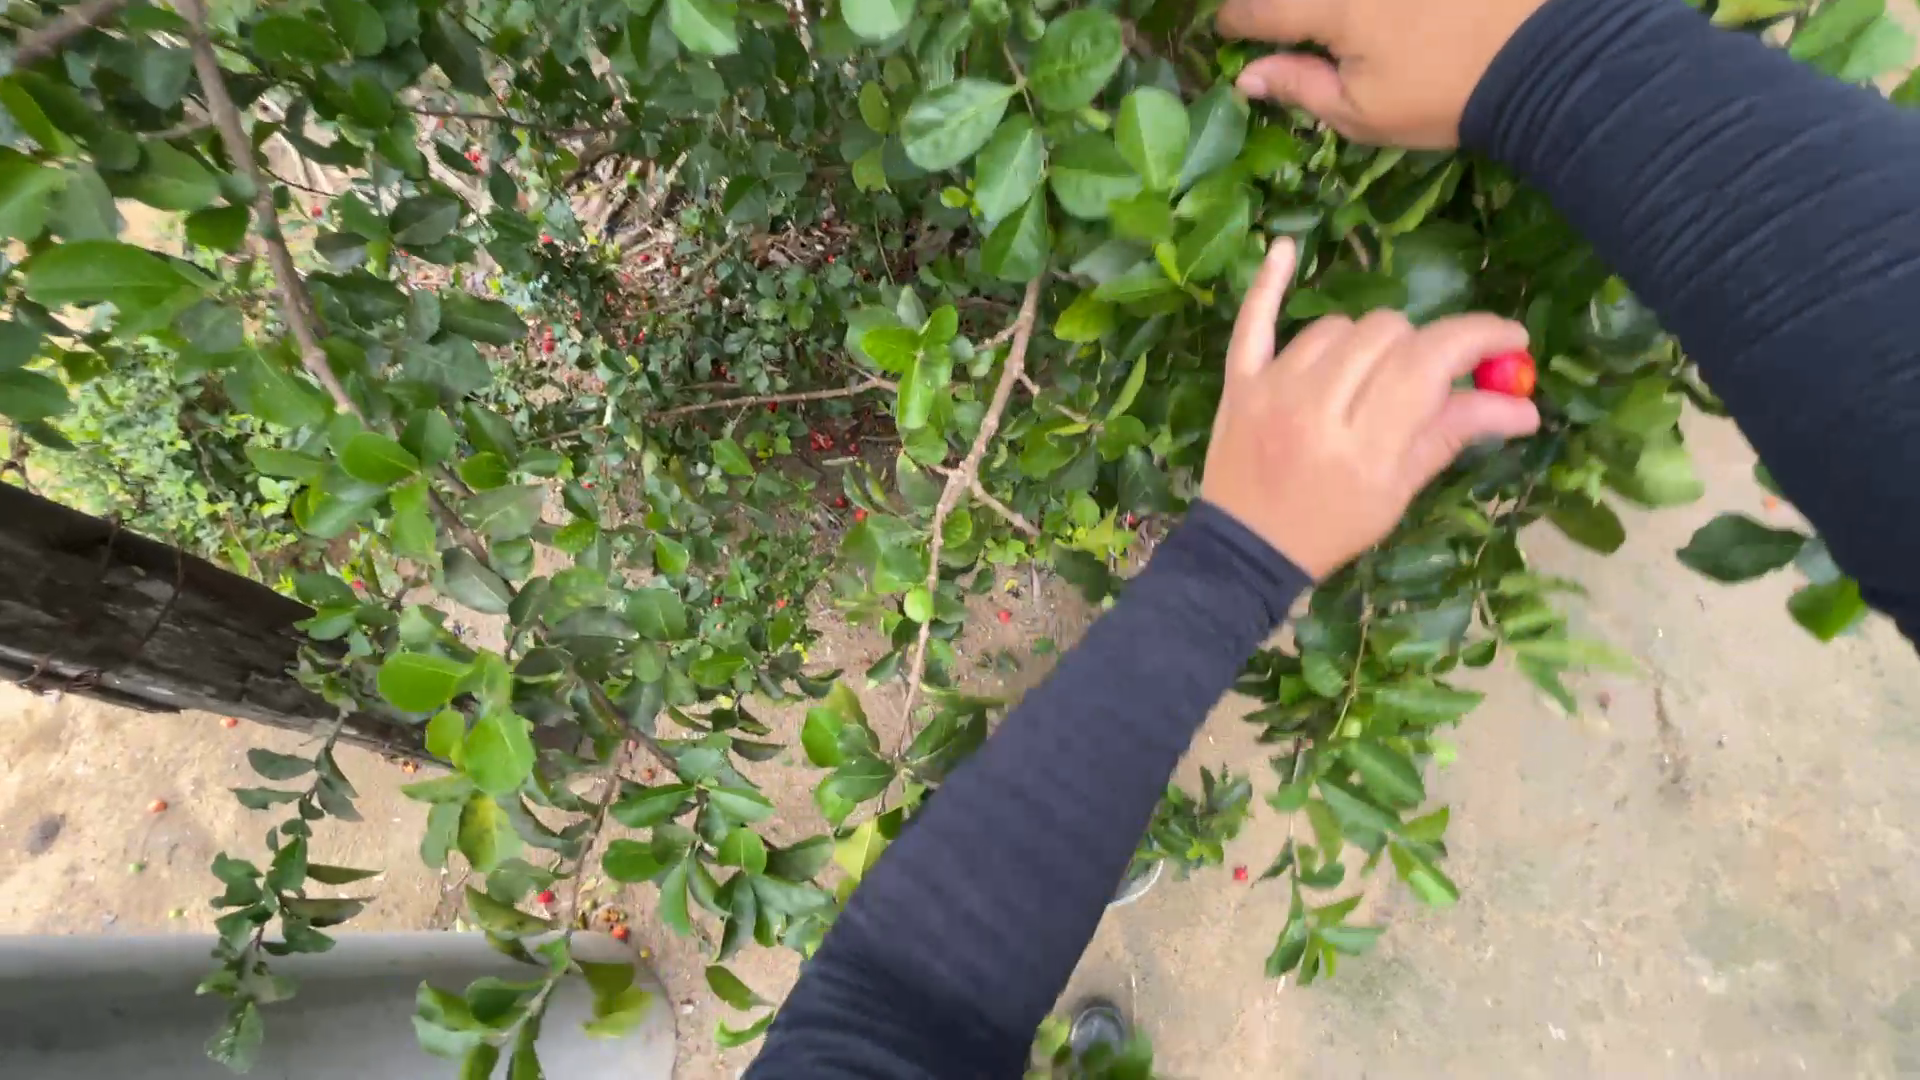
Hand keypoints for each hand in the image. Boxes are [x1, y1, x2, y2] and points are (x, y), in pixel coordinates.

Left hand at [1201, 240, 1540, 578]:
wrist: (1245, 546)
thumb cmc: (1327, 527)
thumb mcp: (1396, 492)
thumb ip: (1450, 435)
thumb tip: (1525, 405)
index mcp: (1363, 441)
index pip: (1431, 359)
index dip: (1478, 337)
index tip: (1507, 342)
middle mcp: (1315, 406)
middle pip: (1386, 332)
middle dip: (1419, 347)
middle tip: (1418, 381)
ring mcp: (1270, 390)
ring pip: (1336, 327)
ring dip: (1364, 342)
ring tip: (1363, 378)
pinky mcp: (1238, 385)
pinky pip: (1252, 324)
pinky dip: (1267, 285)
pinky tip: (1286, 246)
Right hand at [1215, 0, 1548, 146]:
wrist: (1545, 58)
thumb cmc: (1439, 99)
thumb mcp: (1358, 112)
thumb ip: (1299, 86)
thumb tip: (1246, 75)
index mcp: (1339, 12)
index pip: (1268, 10)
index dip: (1239, 19)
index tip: (1223, 26)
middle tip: (1259, 12)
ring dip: (1307, 1)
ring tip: (1301, 14)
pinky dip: (1359, 7)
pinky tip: (1359, 16)